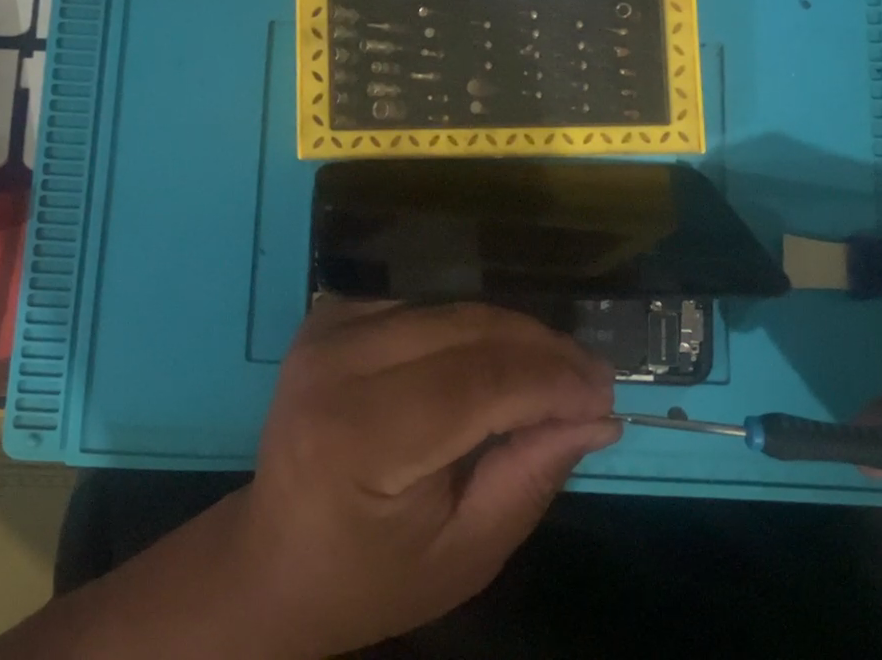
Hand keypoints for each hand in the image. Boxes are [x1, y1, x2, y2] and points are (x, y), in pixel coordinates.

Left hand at [237, 300, 620, 657]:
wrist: (273, 558)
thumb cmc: (371, 574)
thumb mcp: (465, 551)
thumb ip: (530, 476)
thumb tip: (597, 415)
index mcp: (357, 436)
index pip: (477, 382)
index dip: (552, 381)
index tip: (607, 397)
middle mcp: (334, 366)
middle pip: (464, 330)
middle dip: (542, 350)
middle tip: (595, 381)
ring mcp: (323, 334)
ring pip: (447, 310)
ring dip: (511, 335)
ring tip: (558, 374)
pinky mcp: (325, 320)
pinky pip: (420, 307)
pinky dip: (466, 329)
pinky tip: (492, 363)